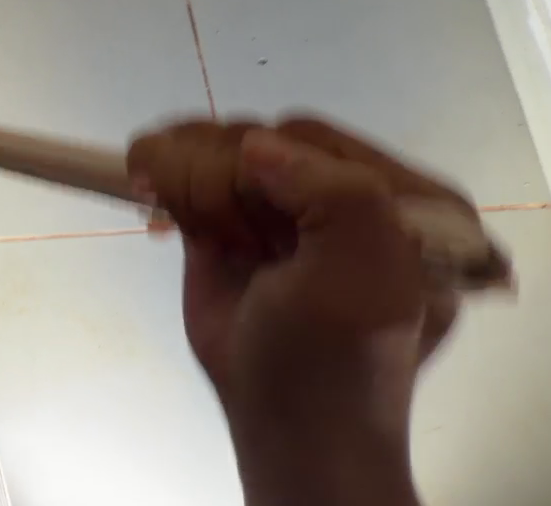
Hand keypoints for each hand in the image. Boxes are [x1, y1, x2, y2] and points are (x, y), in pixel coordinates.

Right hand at [128, 119, 467, 503]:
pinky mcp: (217, 208)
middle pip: (241, 136)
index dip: (266, 176)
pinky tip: (164, 221)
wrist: (278, 414)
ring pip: (197, 141)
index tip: (265, 238)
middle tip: (239, 248)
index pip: (304, 138)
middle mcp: (334, 189)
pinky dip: (154, 183)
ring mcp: (270, 198)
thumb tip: (254, 146)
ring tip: (209, 240)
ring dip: (185, 190)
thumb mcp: (362, 286)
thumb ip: (340, 202)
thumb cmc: (332, 358)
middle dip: (220, 190)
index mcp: (396, 198)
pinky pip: (167, 159)